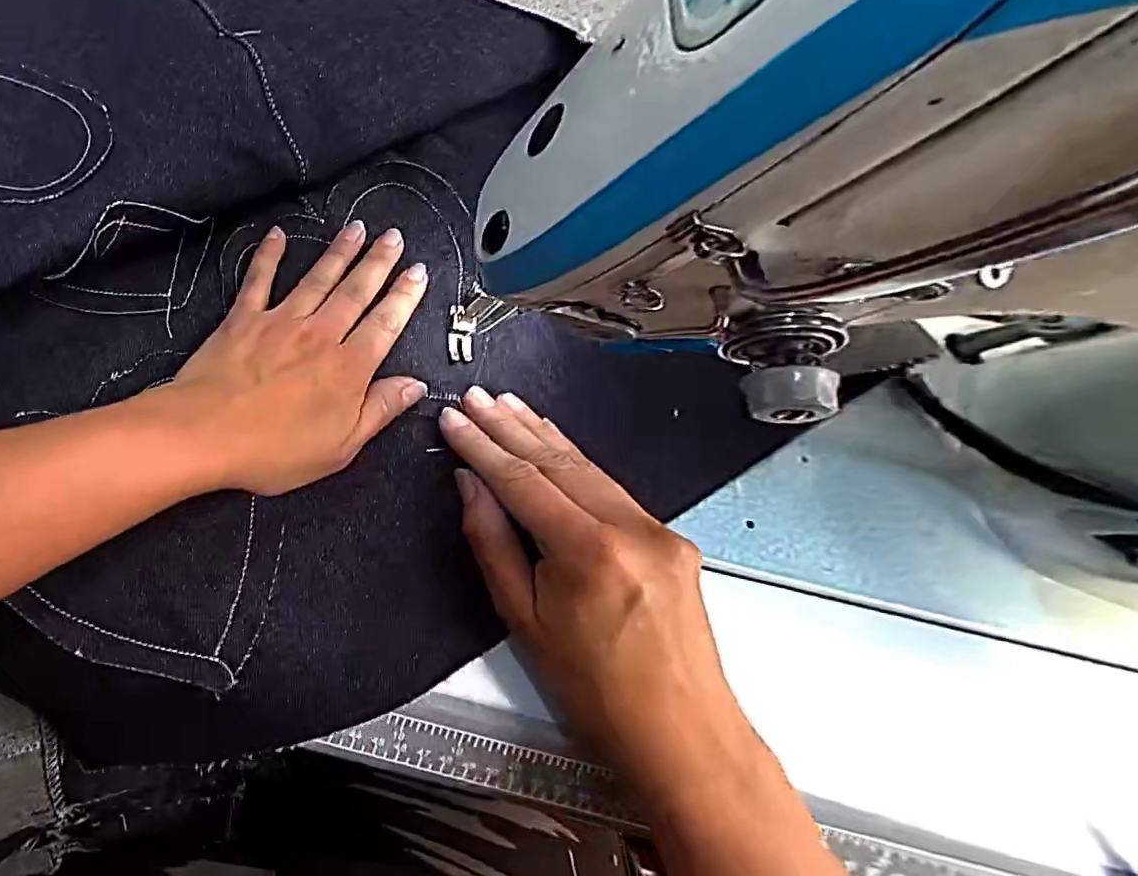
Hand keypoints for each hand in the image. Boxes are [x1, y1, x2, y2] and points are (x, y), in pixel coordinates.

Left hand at [165, 220, 429, 495]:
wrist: (205, 435)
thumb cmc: (273, 449)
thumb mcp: (340, 447)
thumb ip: (380, 410)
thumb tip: (415, 386)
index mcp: (346, 369)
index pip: (385, 323)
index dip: (405, 296)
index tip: (418, 272)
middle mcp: (319, 336)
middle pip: (356, 291)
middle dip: (378, 262)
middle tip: (394, 237)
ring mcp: (280, 322)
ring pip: (318, 279)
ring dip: (340, 252)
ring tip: (357, 229)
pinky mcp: (244, 319)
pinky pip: (259, 279)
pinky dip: (269, 255)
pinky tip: (279, 235)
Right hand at [440, 393, 839, 875]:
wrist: (682, 738)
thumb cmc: (600, 694)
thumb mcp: (523, 620)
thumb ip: (492, 542)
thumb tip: (472, 487)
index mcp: (591, 553)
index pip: (522, 480)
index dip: (481, 446)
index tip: (455, 422)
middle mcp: (632, 531)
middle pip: (556, 460)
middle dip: (507, 425)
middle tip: (476, 399)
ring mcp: (657, 531)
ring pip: (587, 466)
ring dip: (541, 433)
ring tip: (507, 405)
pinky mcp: (669, 538)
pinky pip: (611, 486)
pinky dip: (575, 460)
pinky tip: (553, 442)